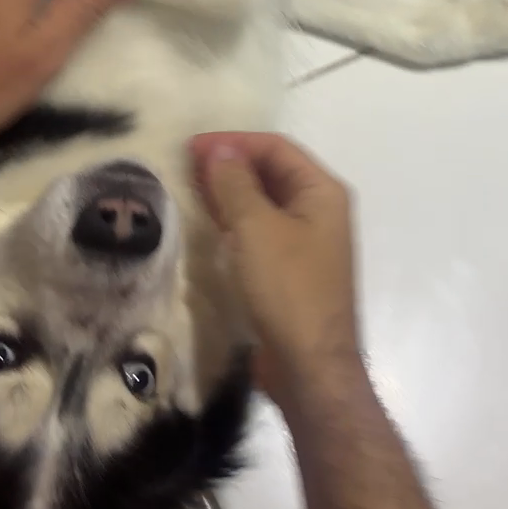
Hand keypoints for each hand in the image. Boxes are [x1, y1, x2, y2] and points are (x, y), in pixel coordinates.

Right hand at [190, 133, 362, 403]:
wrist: (310, 366)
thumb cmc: (288, 288)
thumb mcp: (257, 229)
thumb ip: (237, 184)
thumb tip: (220, 148)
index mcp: (322, 191)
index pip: (277, 148)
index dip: (235, 142)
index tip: (191, 147)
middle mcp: (321, 209)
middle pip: (273, 173)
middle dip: (232, 165)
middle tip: (185, 166)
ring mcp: (308, 241)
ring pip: (266, 203)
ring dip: (232, 192)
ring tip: (190, 188)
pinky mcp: (292, 269)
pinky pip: (262, 231)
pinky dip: (237, 221)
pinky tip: (209, 223)